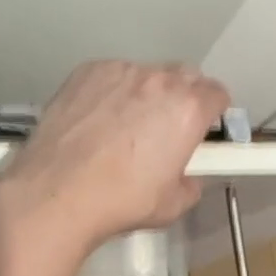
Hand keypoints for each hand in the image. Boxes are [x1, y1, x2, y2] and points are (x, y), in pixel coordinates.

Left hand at [0, 61, 230, 249]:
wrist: (58, 193)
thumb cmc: (121, 201)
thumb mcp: (173, 204)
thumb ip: (190, 182)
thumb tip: (186, 176)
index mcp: (189, 109)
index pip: (218, 93)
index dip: (213, 111)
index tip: (203, 127)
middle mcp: (158, 80)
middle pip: (185, 76)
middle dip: (183, 97)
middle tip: (166, 127)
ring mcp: (120, 71)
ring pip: (145, 74)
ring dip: (145, 93)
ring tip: (124, 126)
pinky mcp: (86, 72)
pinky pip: (111, 76)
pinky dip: (111, 91)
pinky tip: (96, 120)